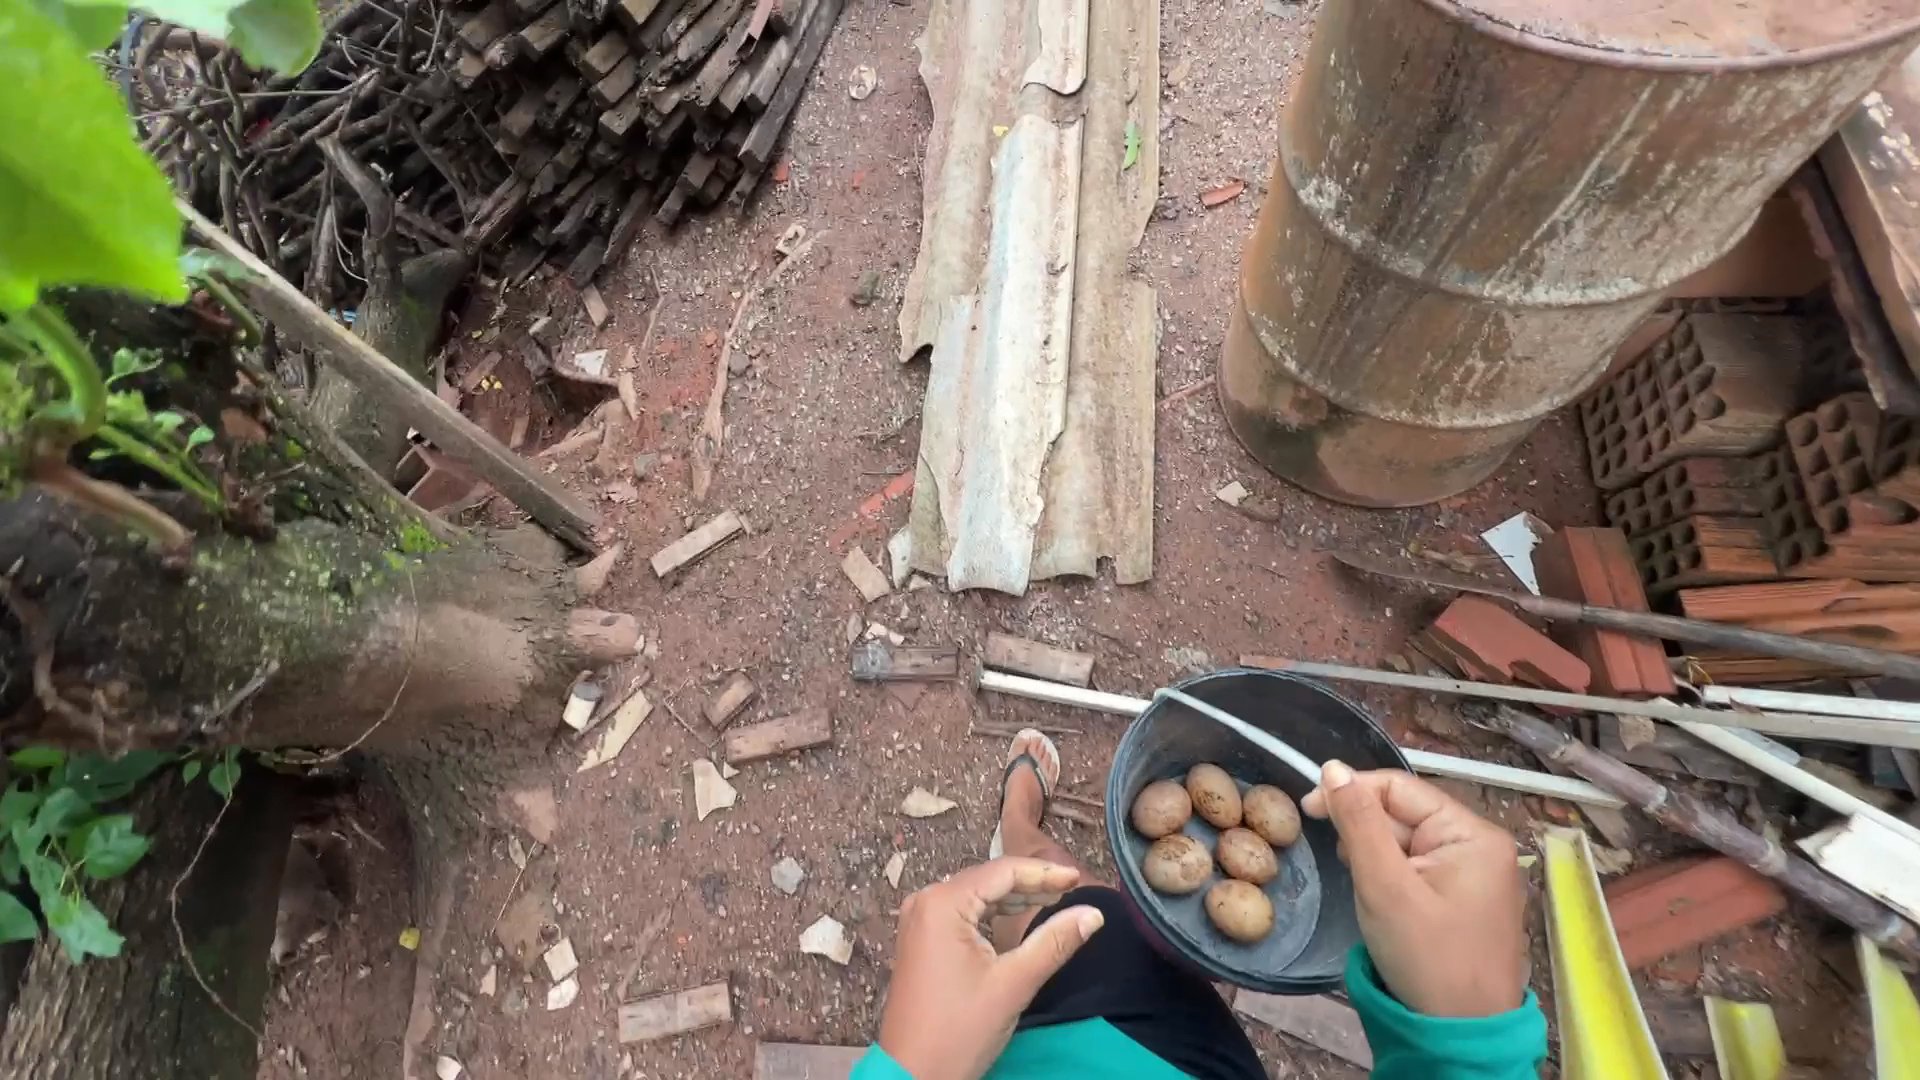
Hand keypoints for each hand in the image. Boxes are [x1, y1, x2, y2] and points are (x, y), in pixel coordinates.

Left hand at [877, 858, 1104, 1079]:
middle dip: (1030, 882)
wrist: (909, 1078)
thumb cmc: (959, 1030)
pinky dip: (992, 912)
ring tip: (1052, 900)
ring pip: (975, 894)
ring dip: (1012, 897)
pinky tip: (1017, 916)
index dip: (1043, 872)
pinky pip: (962, 911)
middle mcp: (927, 899)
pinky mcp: (920, 936)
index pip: (1001, 872)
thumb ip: (1054, 943)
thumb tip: (1094, 914)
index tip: (1078, 877)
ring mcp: (919, 917)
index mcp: (943, 902)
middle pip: (987, 879)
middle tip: (1070, 888)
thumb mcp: (1013, 985)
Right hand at [1302, 760, 1526, 1017]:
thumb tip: (1332, 766)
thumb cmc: (1425, 957)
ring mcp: (1472, 871)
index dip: (1349, 791)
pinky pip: (1412, 861)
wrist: (1459, 1038)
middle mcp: (1479, 844)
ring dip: (1372, 851)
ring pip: (1401, 835)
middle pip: (1400, 810)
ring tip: (1365, 884)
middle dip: (1363, 829)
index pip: (1397, 787)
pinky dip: (1386, 870)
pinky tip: (1379, 894)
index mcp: (1472, 834)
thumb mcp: (1383, 884)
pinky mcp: (1460, 893)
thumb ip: (1357, 820)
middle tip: (1344, 862)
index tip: (1308, 810)